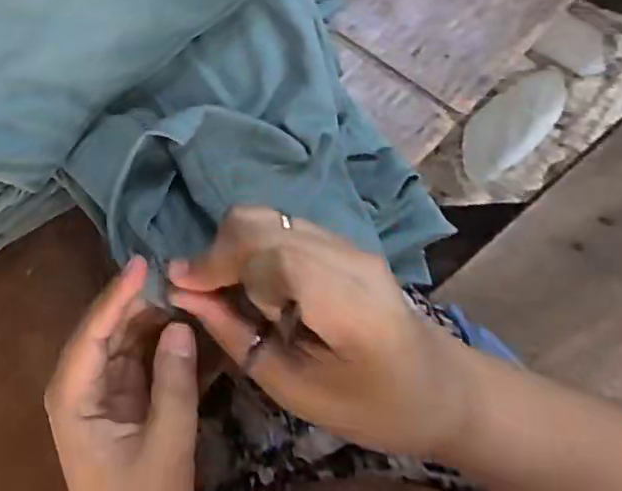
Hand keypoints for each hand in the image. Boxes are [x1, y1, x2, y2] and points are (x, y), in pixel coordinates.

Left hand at [45, 256, 198, 490]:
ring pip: (124, 336)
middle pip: (107, 328)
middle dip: (139, 300)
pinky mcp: (121, 395)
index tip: (141, 262)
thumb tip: (180, 325)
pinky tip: (182, 318)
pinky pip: (138, 354)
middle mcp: (79, 382)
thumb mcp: (164, 450)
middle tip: (174, 274)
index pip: (92, 331)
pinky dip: (159, 337)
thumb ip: (174, 386)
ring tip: (183, 290)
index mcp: (71, 394)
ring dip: (152, 315)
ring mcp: (100, 387)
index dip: (116, 294)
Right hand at [168, 206, 472, 459]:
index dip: (219, 263)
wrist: (440, 387)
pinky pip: (280, 223)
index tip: (181, 283)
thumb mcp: (299, 391)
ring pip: (265, 216)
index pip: (271, 256)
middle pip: (260, 223)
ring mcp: (344, 239)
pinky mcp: (339, 236)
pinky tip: (254, 279)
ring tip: (226, 284)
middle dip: (218, 250)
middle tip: (199, 286)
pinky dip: (252, 243)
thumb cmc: (372, 405)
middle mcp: (345, 255)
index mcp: (348, 302)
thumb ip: (237, 336)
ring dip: (233, 243)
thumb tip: (182, 293)